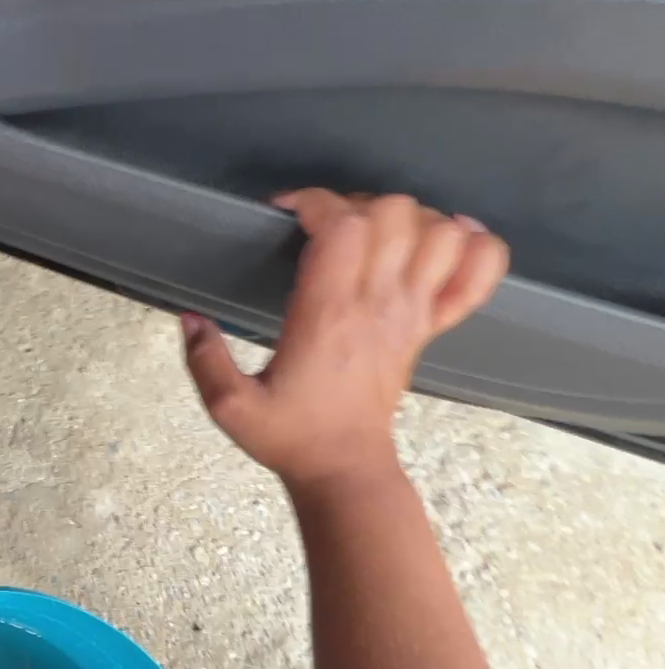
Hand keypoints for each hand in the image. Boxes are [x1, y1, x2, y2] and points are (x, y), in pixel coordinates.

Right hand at [182, 190, 509, 488]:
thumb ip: (203, 359)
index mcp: (327, 316)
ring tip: (367, 231)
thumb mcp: (225, 404)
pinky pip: (479, 269)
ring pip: (438, 230)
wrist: (343, 466)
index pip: (341, 228)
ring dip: (406, 216)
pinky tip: (444, 237)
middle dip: (353, 203)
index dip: (313, 202)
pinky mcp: (430, 327)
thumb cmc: (284, 434)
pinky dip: (471, 243)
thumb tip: (188, 318)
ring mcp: (413, 313)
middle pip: (393, 215)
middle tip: (317, 224)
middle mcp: (379, 304)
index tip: (281, 210)